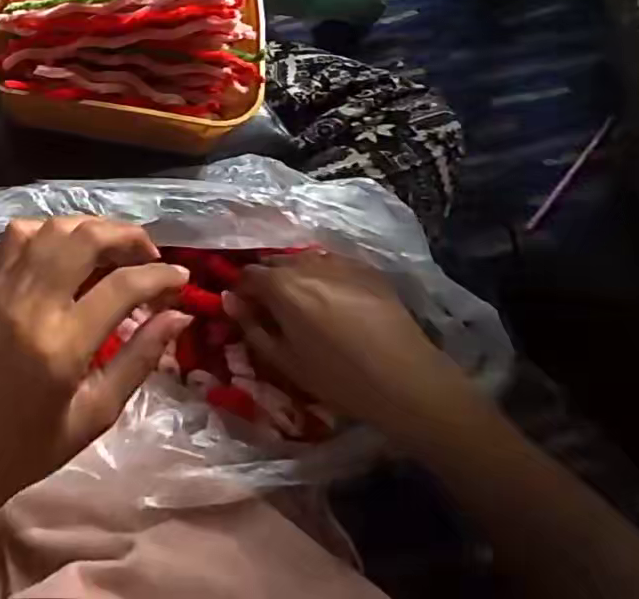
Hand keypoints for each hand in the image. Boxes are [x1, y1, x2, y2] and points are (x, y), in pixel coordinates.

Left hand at [0, 216, 192, 514]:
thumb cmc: (34, 444)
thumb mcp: (98, 412)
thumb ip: (140, 357)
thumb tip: (179, 315)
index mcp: (63, 345)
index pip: (122, 286)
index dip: (160, 276)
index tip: (182, 278)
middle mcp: (32, 304)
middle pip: (86, 239)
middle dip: (128, 236)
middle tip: (151, 255)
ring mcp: (5, 288)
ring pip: (53, 228)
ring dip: (92, 228)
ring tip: (117, 249)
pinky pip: (18, 235)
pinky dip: (50, 230)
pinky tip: (69, 249)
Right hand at [226, 250, 489, 450]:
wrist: (408, 380)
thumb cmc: (338, 378)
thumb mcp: (284, 361)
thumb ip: (251, 326)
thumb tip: (229, 300)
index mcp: (280, 285)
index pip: (246, 275)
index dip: (241, 291)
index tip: (245, 310)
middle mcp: (305, 263)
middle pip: (273, 262)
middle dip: (266, 281)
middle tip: (273, 309)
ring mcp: (338, 262)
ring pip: (302, 259)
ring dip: (294, 275)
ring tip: (304, 303)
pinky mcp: (365, 268)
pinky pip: (331, 263)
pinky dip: (322, 275)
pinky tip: (333, 300)